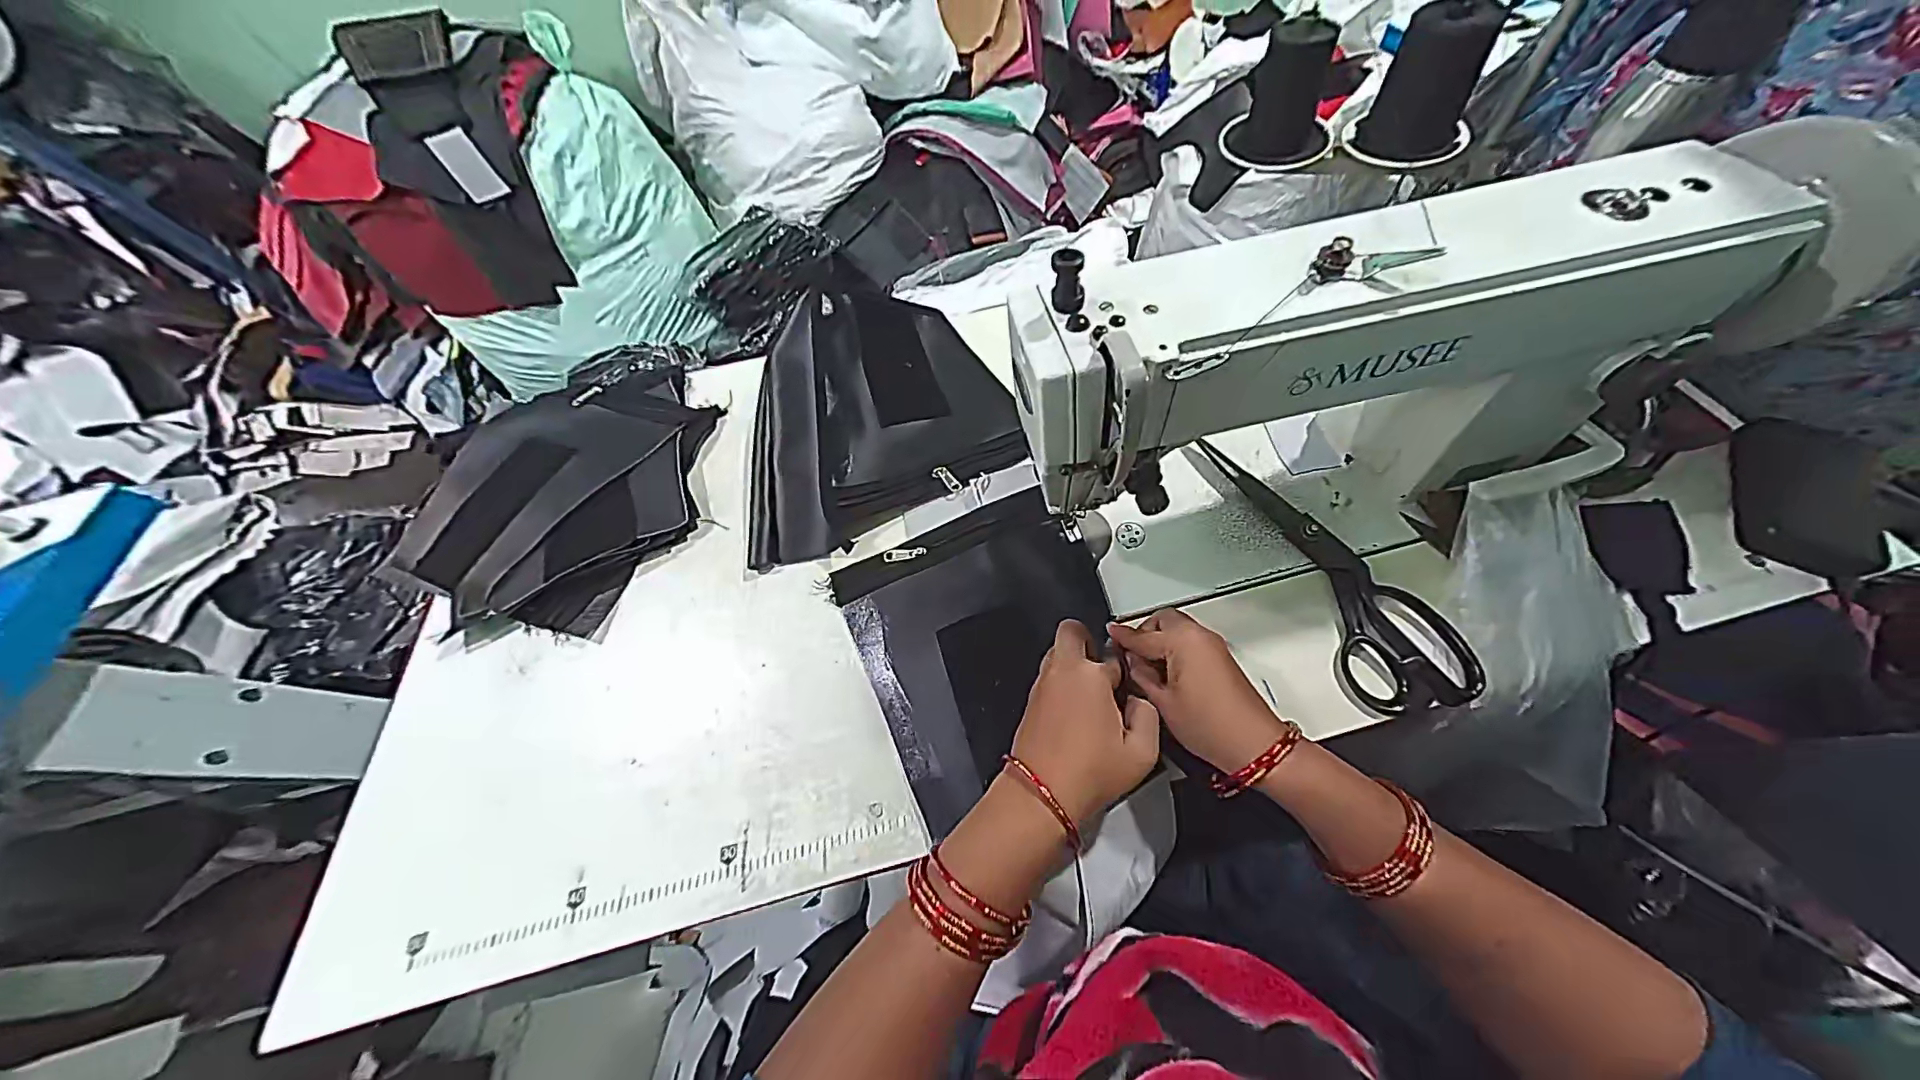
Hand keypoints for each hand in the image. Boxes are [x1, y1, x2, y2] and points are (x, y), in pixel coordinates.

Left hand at [1007, 620, 1160, 826]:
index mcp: (1089, 674)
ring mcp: (1041, 685)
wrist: (1042, 793)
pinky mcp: (1030, 701)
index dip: (1124, 670)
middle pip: (1071, 631)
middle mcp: (1061, 672)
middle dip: (1087, 640)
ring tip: (1092, 695)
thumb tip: (1139, 703)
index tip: (1128, 687)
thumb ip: (1149, 715)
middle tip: (1103, 668)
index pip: (1113, 656)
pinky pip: (1048, 678)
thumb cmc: (1087, 772)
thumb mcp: (1143, 752)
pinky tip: (1076, 713)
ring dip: (1073, 663)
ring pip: (1057, 654)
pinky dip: (1061, 685)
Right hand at [1108, 609, 1289, 774]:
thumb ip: (1141, 675)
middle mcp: (1200, 637)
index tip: (1111, 634)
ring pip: (1178, 629)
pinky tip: (1166, 674)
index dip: (1122, 637)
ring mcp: (1213, 646)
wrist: (1253, 744)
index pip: (1142, 634)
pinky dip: (1175, 649)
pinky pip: (1190, 642)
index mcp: (1183, 641)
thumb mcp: (1162, 702)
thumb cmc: (1214, 727)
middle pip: (1163, 620)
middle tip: (1129, 653)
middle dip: (1144, 633)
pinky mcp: (1220, 658)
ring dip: (1161, 641)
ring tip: (1147, 668)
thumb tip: (1132, 663)